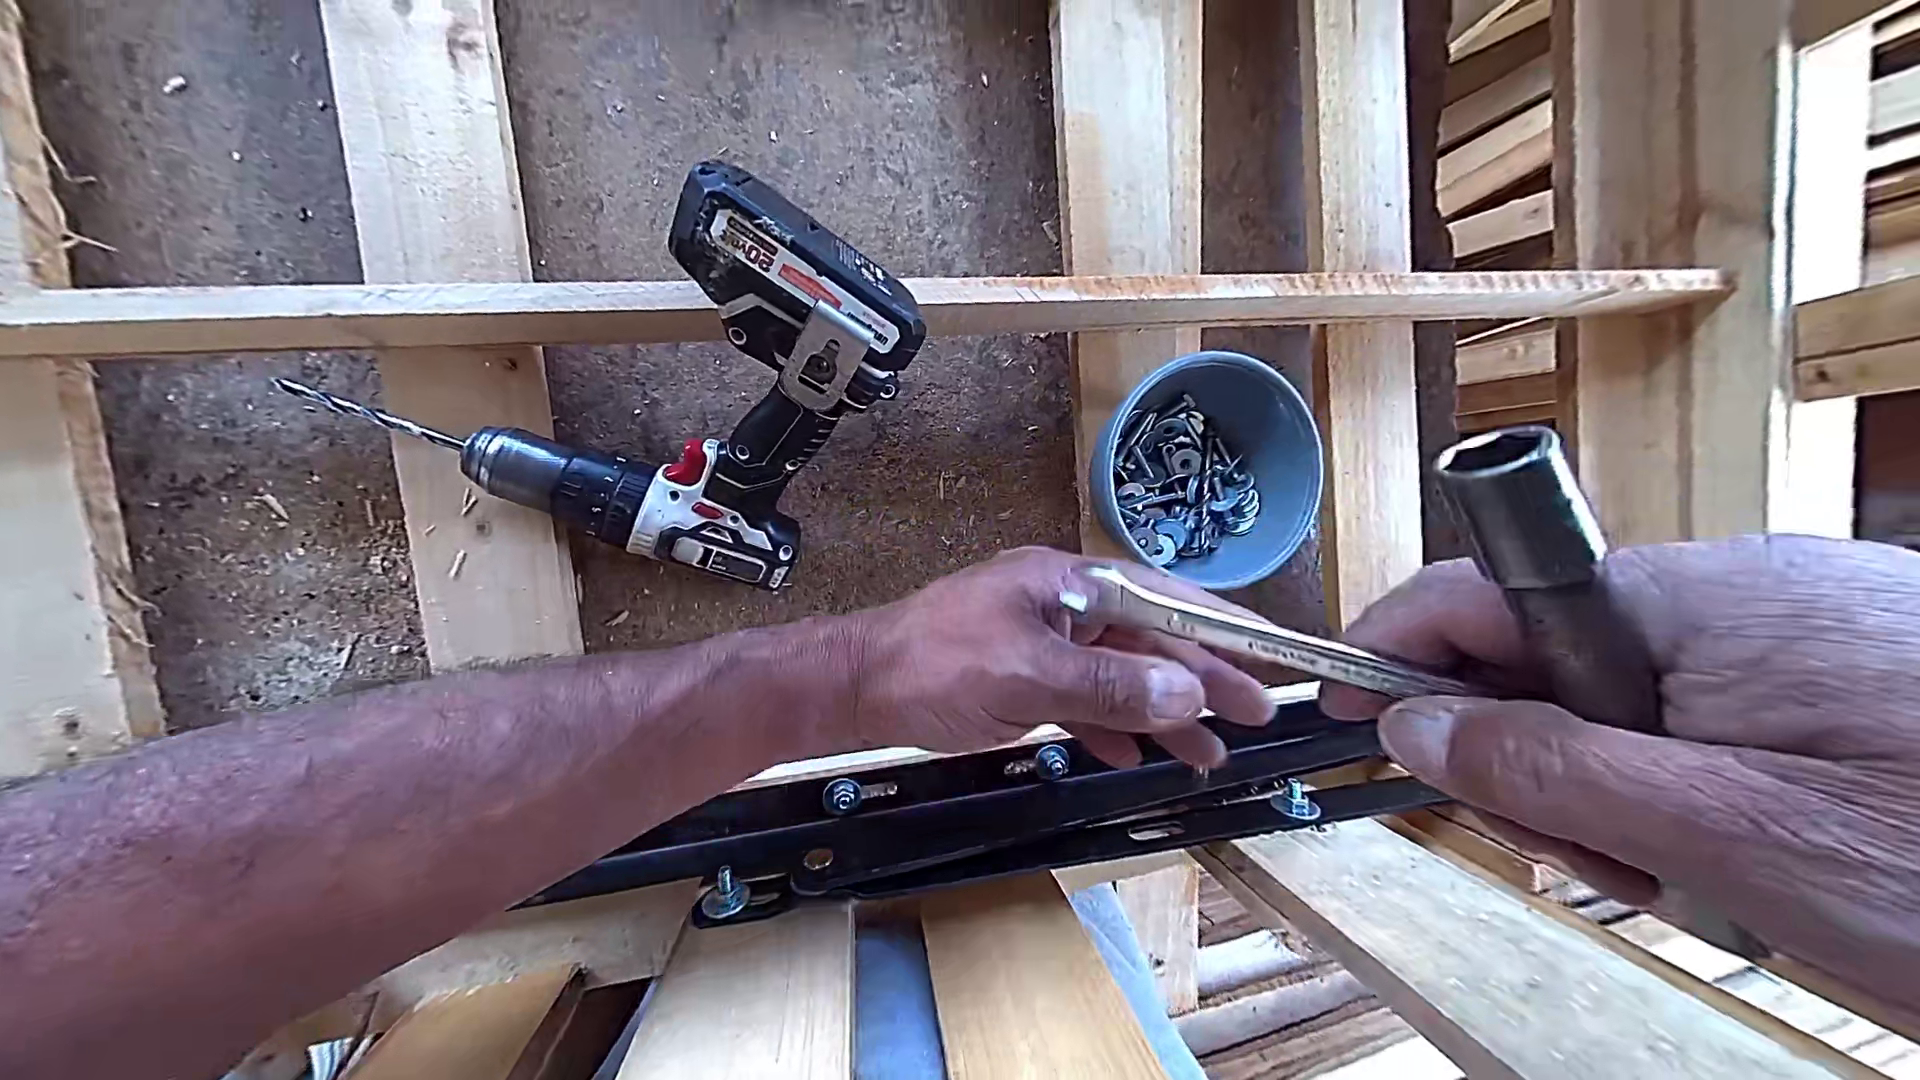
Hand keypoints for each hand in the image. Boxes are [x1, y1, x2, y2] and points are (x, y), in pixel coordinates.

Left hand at [847, 547, 1272, 768]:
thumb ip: (1107, 684)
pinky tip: (1133, 756)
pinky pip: (1082, 702)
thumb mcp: (1026, 673)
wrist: (861, 687)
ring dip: (1160, 714)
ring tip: (1207, 756)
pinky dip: (1109, 728)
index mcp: (1066, 583)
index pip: (1158, 597)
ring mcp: (1045, 644)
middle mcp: (1063, 607)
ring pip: (1118, 677)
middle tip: (1254, 716)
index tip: (1268, 654)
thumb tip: (1190, 691)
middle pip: (1145, 640)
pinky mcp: (1026, 680)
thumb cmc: (937, 665)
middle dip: (1198, 678)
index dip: (1216, 626)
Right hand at [1320, 535, 1919, 1011]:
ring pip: (1594, 693)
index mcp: (1692, 596)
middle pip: (1529, 650)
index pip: (1472, 592)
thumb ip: (1542, 769)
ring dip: (1586, 780)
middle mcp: (1724, 591)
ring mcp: (1779, 631)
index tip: (1340, 701)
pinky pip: (1666, 712)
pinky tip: (1708, 847)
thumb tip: (1404, 723)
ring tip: (1658, 866)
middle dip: (1510, 743)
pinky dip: (1648, 780)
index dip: (1387, 643)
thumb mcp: (1736, 839)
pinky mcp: (1820, 676)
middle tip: (1551, 838)